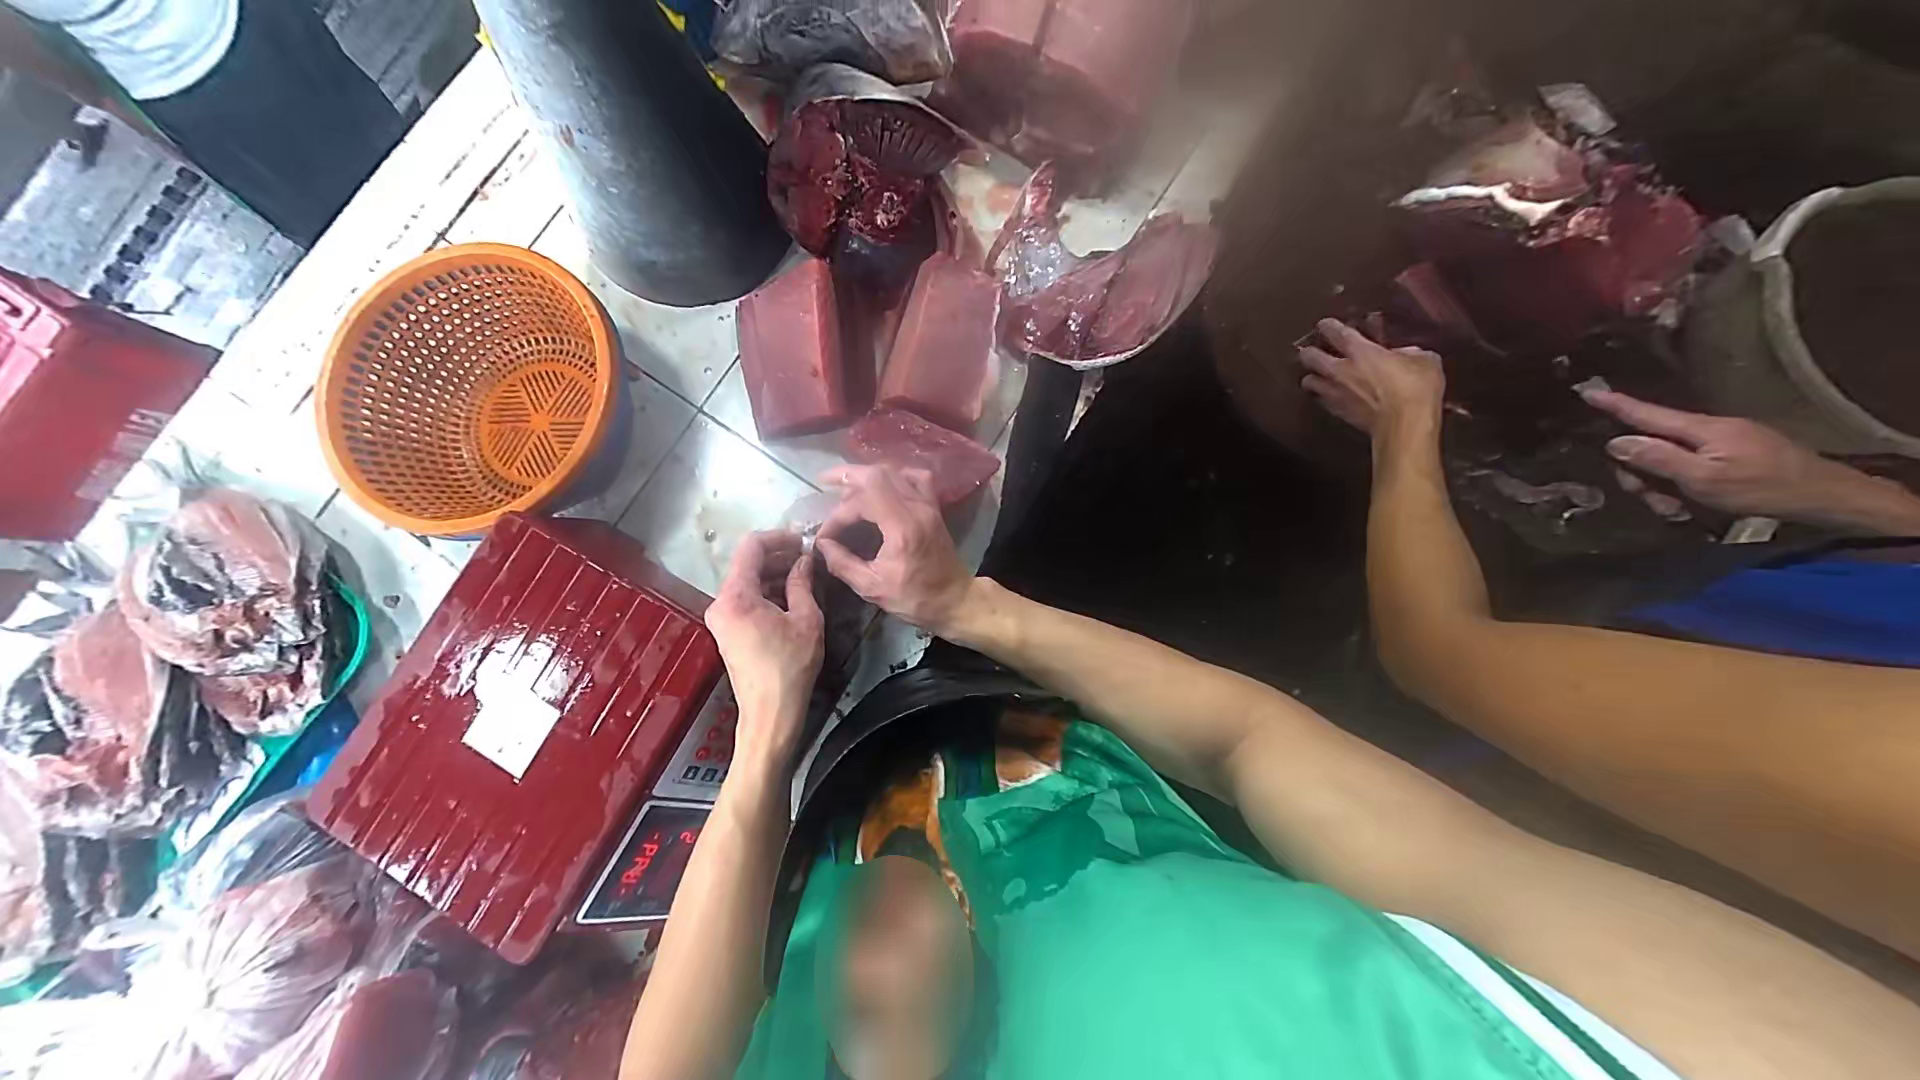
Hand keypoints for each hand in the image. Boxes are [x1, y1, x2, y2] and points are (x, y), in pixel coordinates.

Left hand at [706, 531, 823, 770]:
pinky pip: (748, 600)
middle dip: (780, 557)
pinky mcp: (729, 631)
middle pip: (748, 564)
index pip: (752, 546)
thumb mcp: (806, 619)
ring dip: (776, 575)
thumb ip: (803, 582)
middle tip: (810, 560)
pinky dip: (769, 593)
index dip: (780, 537)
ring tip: (807, 578)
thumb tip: (805, 560)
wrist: (771, 713)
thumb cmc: (790, 667)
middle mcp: (721, 603)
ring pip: (749, 582)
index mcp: (736, 596)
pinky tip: (794, 598)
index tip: (805, 541)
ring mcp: (722, 619)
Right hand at [814, 465, 974, 634]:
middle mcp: (917, 508)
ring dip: (868, 476)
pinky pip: (915, 477)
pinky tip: (882, 489)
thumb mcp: (872, 587)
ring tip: (848, 488)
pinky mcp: (933, 507)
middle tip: (825, 483)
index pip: (862, 500)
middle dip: (847, 477)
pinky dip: (895, 476)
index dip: (838, 514)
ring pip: (895, 472)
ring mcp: (928, 504)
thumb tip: (822, 544)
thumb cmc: (915, 597)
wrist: (955, 599)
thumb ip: (842, 563)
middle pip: (878, 474)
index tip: (826, 535)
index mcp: (902, 527)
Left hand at [1299, 319, 1445, 437]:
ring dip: (1311, 377)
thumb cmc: (1416, 388)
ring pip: (1308, 381)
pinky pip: (1320, 400)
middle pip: (1310, 357)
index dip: (1328, 326)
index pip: (1337, 333)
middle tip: (1313, 351)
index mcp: (1361, 351)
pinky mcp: (1336, 412)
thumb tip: (1401, 354)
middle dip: (1308, 352)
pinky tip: (1329, 395)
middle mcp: (1340, 370)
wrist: (1403, 424)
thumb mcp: (1423, 360)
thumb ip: (1407, 353)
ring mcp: (1334, 392)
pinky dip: (1321, 396)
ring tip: (1318, 376)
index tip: (1324, 324)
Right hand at [1580, 387, 1853, 521]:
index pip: (1647, 414)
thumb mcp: (1703, 479)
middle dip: (1640, 474)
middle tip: (1650, 499)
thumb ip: (1658, 459)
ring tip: (1675, 508)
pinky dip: (1679, 486)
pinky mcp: (1732, 455)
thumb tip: (1616, 441)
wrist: (1829, 498)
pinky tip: (1688, 504)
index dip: (1615, 404)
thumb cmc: (1764, 488)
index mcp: (1702, 429)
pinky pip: (1687, 466)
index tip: (1588, 392)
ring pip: (1667, 460)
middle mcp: (1709, 429)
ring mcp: (1722, 442)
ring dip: (1661, 487)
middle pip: (1651, 445)